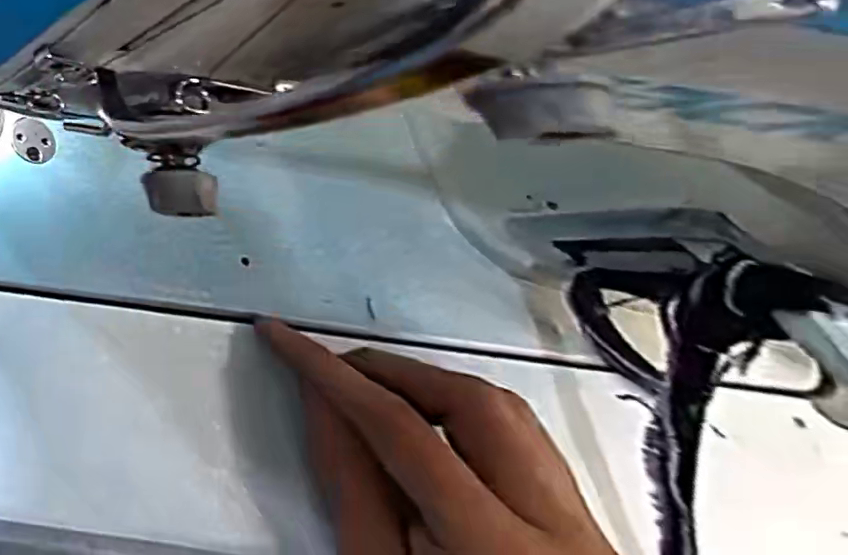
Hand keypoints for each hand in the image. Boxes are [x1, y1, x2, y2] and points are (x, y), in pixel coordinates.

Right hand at [257, 320, 617, 554]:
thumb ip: (348, 480)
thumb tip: (319, 395)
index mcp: (500, 554)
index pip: (402, 429)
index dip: (331, 372)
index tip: (283, 337)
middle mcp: (564, 539)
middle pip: (472, 405)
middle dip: (387, 371)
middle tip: (331, 368)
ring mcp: (587, 534)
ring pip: (506, 412)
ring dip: (425, 386)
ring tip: (371, 391)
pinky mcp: (589, 532)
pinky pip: (523, 440)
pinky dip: (461, 414)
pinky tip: (423, 423)